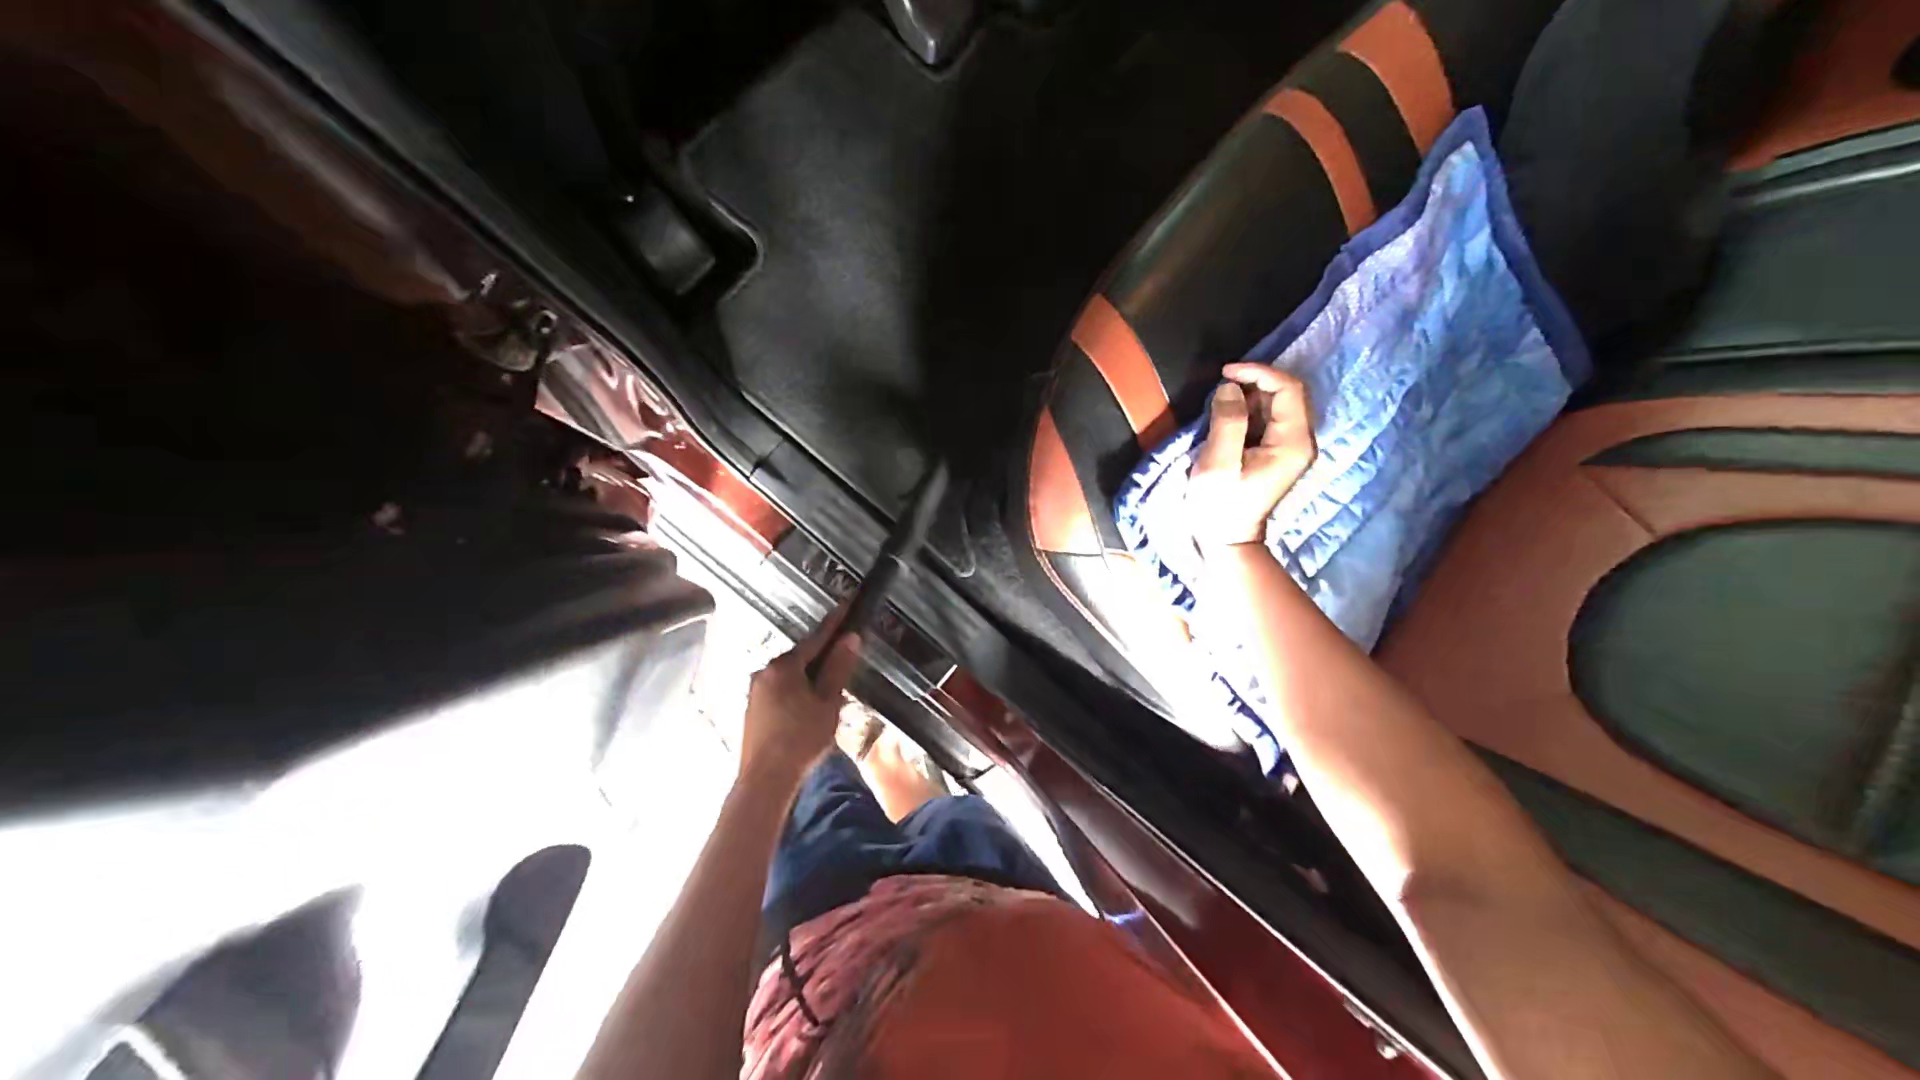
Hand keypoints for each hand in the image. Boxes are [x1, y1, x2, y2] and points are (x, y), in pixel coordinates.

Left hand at [738, 610, 862, 787]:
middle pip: (801, 657)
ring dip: (810, 678)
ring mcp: (756, 691)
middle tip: (844, 661)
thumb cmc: (801, 739)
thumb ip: (838, 668)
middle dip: (823, 657)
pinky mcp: (753, 709)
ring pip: (790, 675)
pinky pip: (781, 690)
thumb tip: (850, 638)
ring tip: (829, 693)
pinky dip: (797, 692)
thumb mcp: (827, 703)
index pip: (816, 638)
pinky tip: (809, 708)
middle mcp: (765, 672)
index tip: (847, 605)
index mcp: (784, 666)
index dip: (835, 623)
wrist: (765, 780)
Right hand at [1188, 363, 1314, 547]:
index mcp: (1292, 442)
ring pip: (1278, 405)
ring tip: (1220, 402)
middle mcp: (1301, 441)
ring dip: (1250, 396)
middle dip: (1254, 382)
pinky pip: (1270, 419)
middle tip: (1221, 386)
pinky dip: (1250, 410)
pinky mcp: (1279, 453)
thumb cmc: (1219, 505)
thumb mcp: (1217, 463)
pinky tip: (1228, 417)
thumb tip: (1230, 388)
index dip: (1258, 372)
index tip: (1226, 372)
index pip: (1288, 389)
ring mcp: (1292, 448)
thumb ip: (1226, 421)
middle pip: (1288, 394)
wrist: (1227, 539)